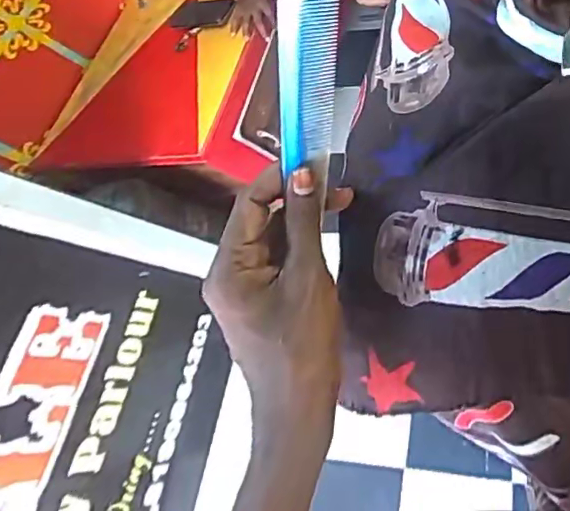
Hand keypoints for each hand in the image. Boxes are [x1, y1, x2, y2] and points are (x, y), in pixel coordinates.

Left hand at [204, 165, 354, 423]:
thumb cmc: (302, 345)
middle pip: (259, 216)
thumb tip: (304, 172)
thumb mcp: (307, 276)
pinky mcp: (261, 294)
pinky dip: (302, 239)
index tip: (312, 158)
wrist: (299, 411)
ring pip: (272, 234)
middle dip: (296, 195)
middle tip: (335, 180)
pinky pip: (279, 254)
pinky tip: (328, 227)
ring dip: (302, 215)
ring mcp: (244, 285)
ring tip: (341, 199)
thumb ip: (303, 221)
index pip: (248, 203)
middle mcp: (228, 272)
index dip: (278, 177)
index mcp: (228, 267)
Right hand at [230, 0, 277, 37]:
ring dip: (246, 31)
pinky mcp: (238, 10)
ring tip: (247, 40)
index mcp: (263, 4)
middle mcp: (254, 9)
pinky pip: (235, 19)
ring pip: (245, 22)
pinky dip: (233, 26)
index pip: (269, 14)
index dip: (273, 22)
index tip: (277, 30)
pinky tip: (232, 34)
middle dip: (262, 31)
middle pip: (258, 22)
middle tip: (266, 40)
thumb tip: (285, 2)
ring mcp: (245, 10)